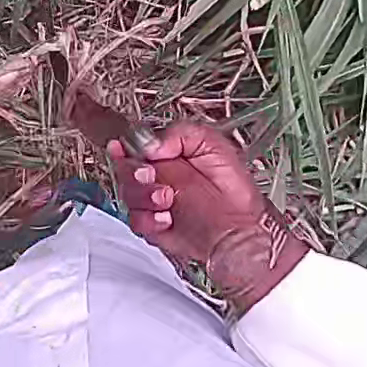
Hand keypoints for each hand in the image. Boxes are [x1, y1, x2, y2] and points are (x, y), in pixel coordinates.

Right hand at [110, 122, 305, 311]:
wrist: (243, 231)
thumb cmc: (234, 190)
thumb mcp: (213, 146)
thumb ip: (179, 135)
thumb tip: (149, 144)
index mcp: (168, 151)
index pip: (133, 143)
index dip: (125, 146)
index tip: (125, 149)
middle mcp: (157, 175)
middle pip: (124, 168)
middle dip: (134, 172)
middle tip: (151, 175)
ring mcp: (152, 201)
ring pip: (127, 195)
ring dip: (143, 197)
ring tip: (167, 199)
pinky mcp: (152, 225)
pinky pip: (136, 221)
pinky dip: (149, 220)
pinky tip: (166, 218)